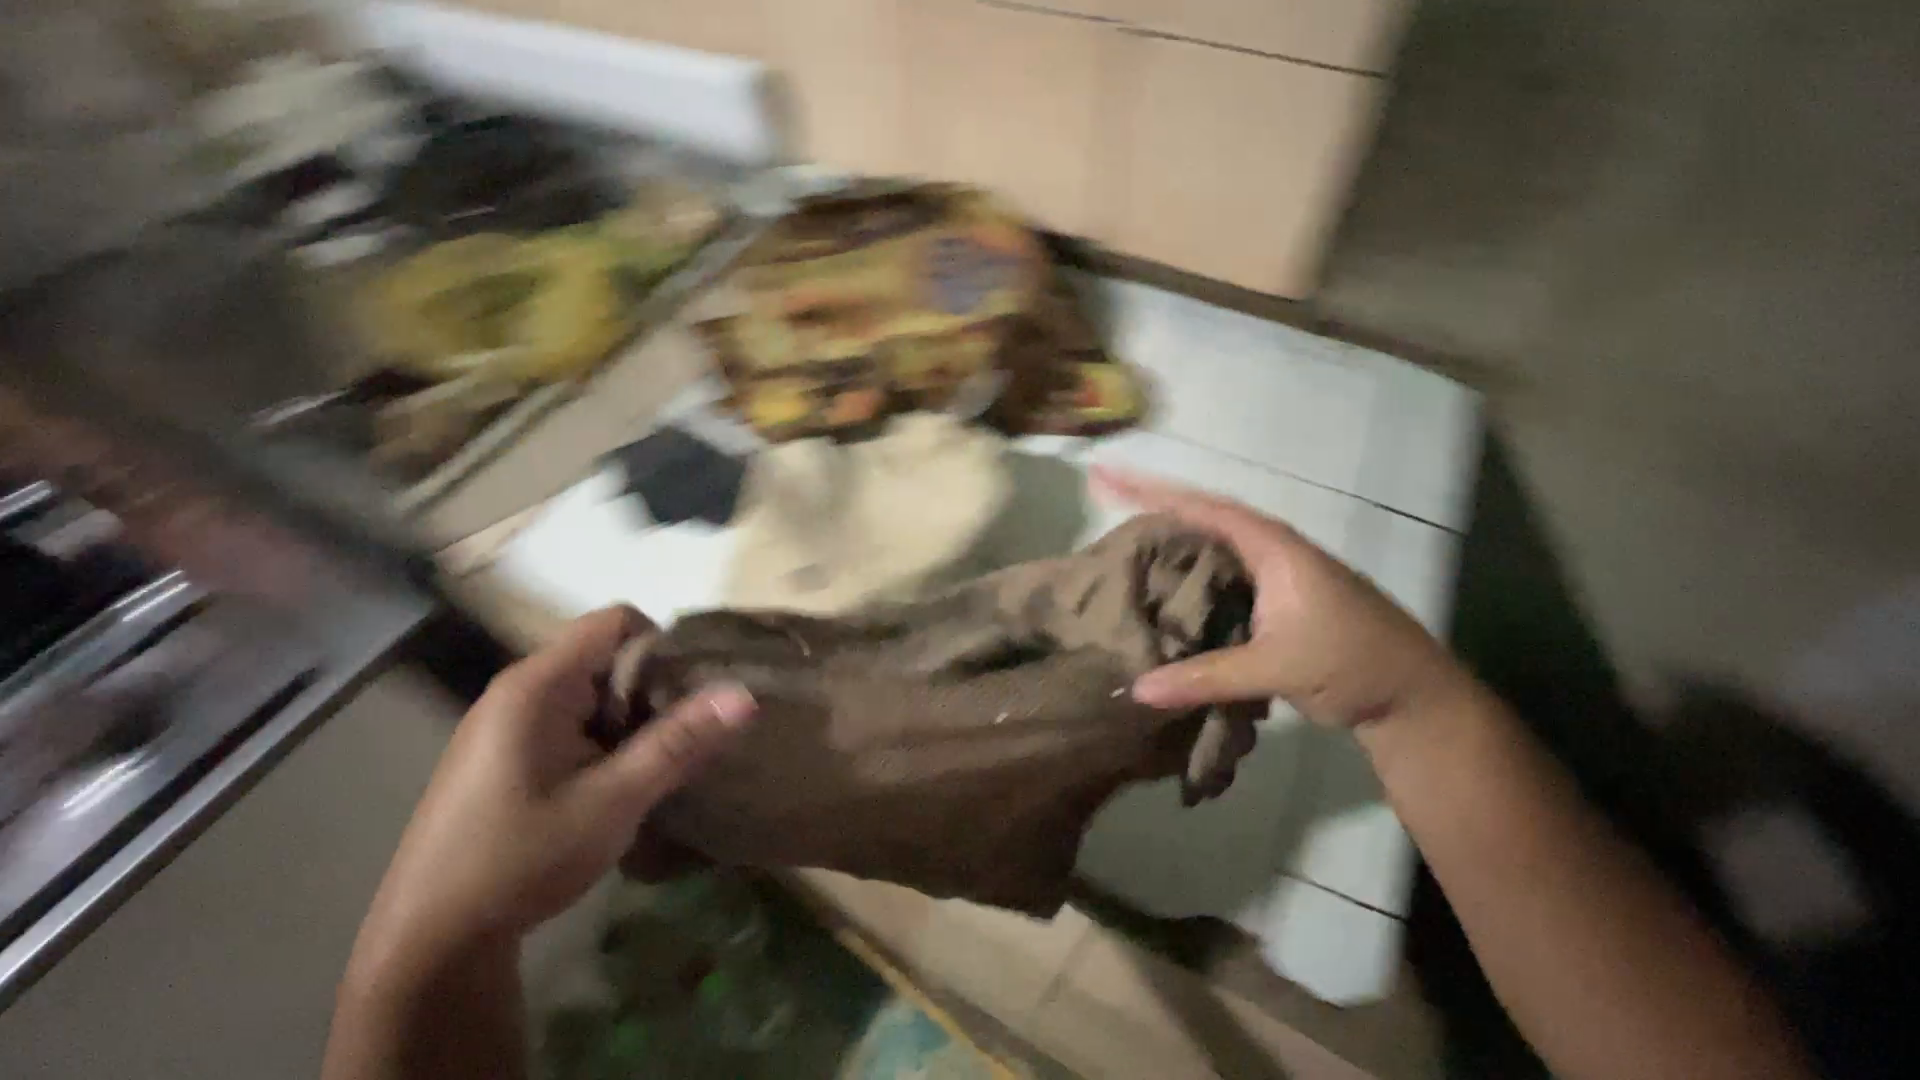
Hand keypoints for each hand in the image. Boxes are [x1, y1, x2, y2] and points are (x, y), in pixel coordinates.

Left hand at [353, 607, 754, 971]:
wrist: (431, 938)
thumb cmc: (522, 859)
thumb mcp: (613, 802)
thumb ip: (679, 743)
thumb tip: (745, 694)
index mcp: (538, 685)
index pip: (615, 621)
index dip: (662, 646)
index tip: (688, 698)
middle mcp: (518, 689)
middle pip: (605, 655)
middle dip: (650, 690)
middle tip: (678, 743)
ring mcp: (506, 722)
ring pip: (591, 692)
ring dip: (629, 721)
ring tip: (650, 770)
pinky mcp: (504, 753)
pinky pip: (570, 720)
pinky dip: (602, 740)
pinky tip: (611, 788)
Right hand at [1093, 466, 1464, 727]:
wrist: (1414, 697)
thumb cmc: (1354, 665)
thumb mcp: (1277, 668)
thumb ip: (1206, 677)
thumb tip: (1136, 689)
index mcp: (1274, 549)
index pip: (1203, 508)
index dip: (1152, 491)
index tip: (1106, 476)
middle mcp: (1273, 552)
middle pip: (1203, 520)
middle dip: (1155, 510)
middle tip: (1103, 505)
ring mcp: (1277, 576)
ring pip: (1212, 550)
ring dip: (1172, 546)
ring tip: (1123, 547)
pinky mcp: (1277, 602)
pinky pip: (1221, 578)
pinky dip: (1190, 580)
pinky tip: (1165, 596)